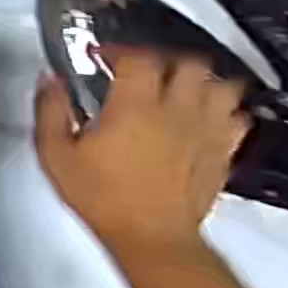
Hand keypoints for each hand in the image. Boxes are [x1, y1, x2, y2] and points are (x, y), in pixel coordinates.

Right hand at [34, 50, 250, 257]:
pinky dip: (221, 106)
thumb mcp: (53, 150)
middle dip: (163, 57)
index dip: (119, 49)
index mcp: (134, 110)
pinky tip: (199, 112)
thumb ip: (50, 109)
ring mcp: (207, 133)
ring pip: (222, 86)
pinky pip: (237, 116)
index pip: (139, 59)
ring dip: (198, 78)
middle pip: (190, 65)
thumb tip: (50, 79)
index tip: (99, 54)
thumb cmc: (99, 194)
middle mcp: (177, 115)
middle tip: (137, 64)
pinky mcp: (223, 152)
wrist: (151, 238)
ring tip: (172, 82)